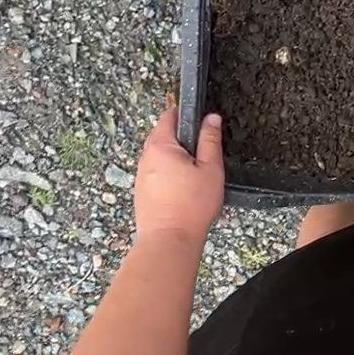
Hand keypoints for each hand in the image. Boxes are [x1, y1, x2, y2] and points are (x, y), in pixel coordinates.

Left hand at [133, 106, 224, 244]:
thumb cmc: (191, 207)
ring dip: (176, 159)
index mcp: (161, 146)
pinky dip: (170, 175)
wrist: (169, 241)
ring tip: (195, 175)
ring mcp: (142, 176)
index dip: (185, 114)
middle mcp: (146, 158)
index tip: (199, 121)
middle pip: (163, 136)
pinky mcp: (143, 192)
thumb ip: (210, 140)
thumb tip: (211, 118)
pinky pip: (157, 174)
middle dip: (182, 139)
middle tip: (202, 152)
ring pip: (160, 156)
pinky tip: (184, 189)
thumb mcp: (210, 169)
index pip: (169, 116)